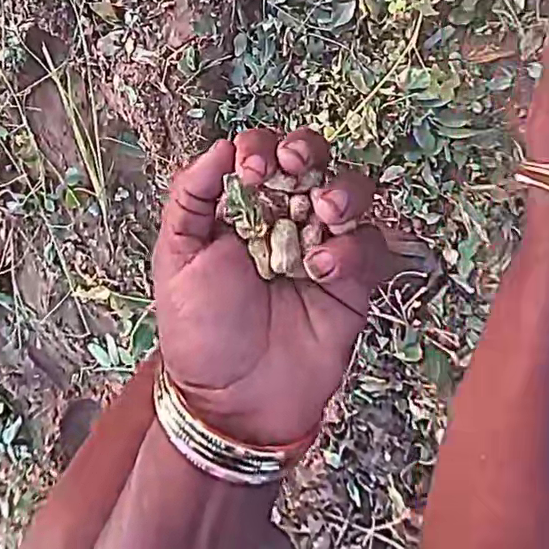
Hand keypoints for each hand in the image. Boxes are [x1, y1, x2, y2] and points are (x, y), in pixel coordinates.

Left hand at [153, 129, 398, 445]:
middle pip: (314, 157)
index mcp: (246, 204)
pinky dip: (355, 248)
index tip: (252, 169)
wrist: (235, 403)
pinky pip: (371, 245)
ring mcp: (325, 242)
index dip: (262, 148)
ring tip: (324, 212)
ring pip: (352, 190)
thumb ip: (189, 197)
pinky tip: (325, 269)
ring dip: (343, 190)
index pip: (263, 151)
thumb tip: (221, 146)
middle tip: (296, 166)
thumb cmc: (201, 330)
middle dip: (308, 150)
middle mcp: (289, 214)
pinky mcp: (355, 277)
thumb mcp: (177, 259)